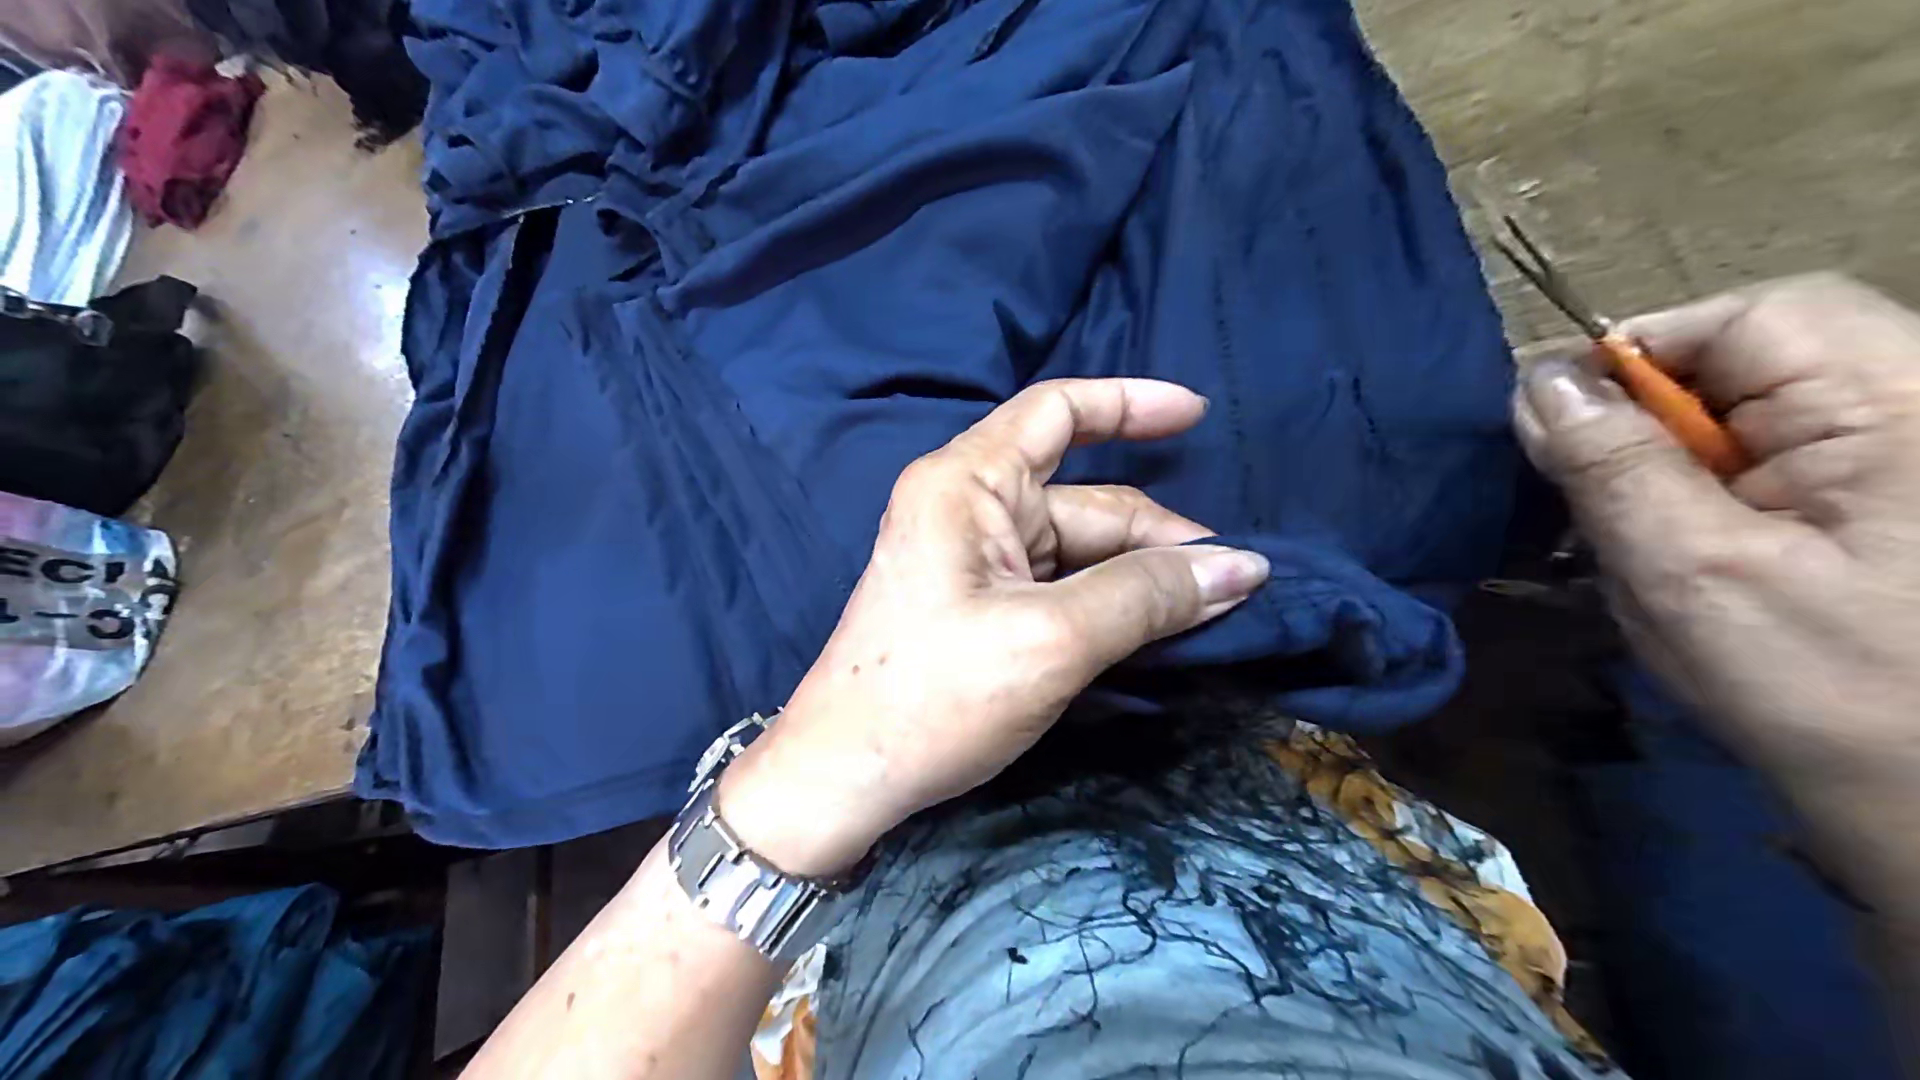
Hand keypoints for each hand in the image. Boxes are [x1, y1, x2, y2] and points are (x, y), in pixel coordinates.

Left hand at [716, 379, 1270, 876]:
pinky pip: (1060, 586)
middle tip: (1235, 582)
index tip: (1196, 414)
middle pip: (1085, 499)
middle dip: (1158, 536)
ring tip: (1210, 609)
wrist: (847, 775)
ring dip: (1141, 576)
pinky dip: (1109, 602)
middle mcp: (969, 508)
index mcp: (967, 484)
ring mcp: (974, 560)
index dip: (1128, 403)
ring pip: (1078, 549)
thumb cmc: (934, 696)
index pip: (1056, 413)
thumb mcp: (1051, 640)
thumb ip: (1147, 595)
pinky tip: (1158, 627)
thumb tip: (1243, 567)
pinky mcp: (981, 605)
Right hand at [1515, 274, 1919, 890]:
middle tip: (1586, 500)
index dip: (1638, 354)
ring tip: (1622, 538)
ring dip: (1658, 467)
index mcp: (1907, 408)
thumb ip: (1611, 465)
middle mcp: (1918, 415)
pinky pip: (1760, 468)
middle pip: (1747, 365)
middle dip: (1642, 423)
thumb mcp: (1691, 572)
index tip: (1556, 424)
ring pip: (1742, 421)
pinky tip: (1664, 551)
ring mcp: (1901, 466)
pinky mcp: (1878, 510)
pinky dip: (1690, 498)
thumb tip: (1537, 382)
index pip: (1753, 317)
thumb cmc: (1833, 689)